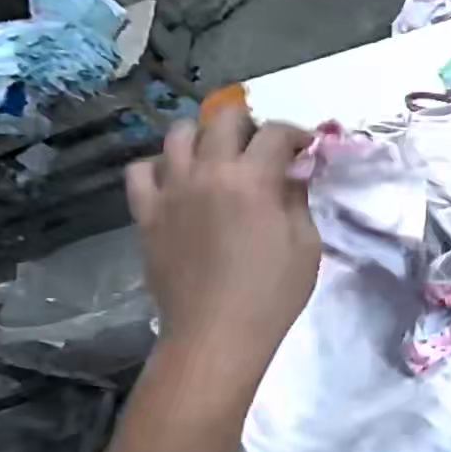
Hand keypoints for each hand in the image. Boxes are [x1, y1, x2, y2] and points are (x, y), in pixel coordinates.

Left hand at [126, 109, 321, 373]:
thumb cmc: (274, 291)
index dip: (297, 134)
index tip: (307, 147)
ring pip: (178, 135)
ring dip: (206, 137)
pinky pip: (143, 170)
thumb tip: (293, 172)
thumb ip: (297, 199)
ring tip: (221, 157)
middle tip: (265, 146)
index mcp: (253, 180)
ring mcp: (171, 190)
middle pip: (223, 119)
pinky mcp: (146, 212)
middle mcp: (208, 172)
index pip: (276, 134)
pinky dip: (163, 166)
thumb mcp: (306, 244)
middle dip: (251, 123)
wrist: (218, 332)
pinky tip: (181, 181)